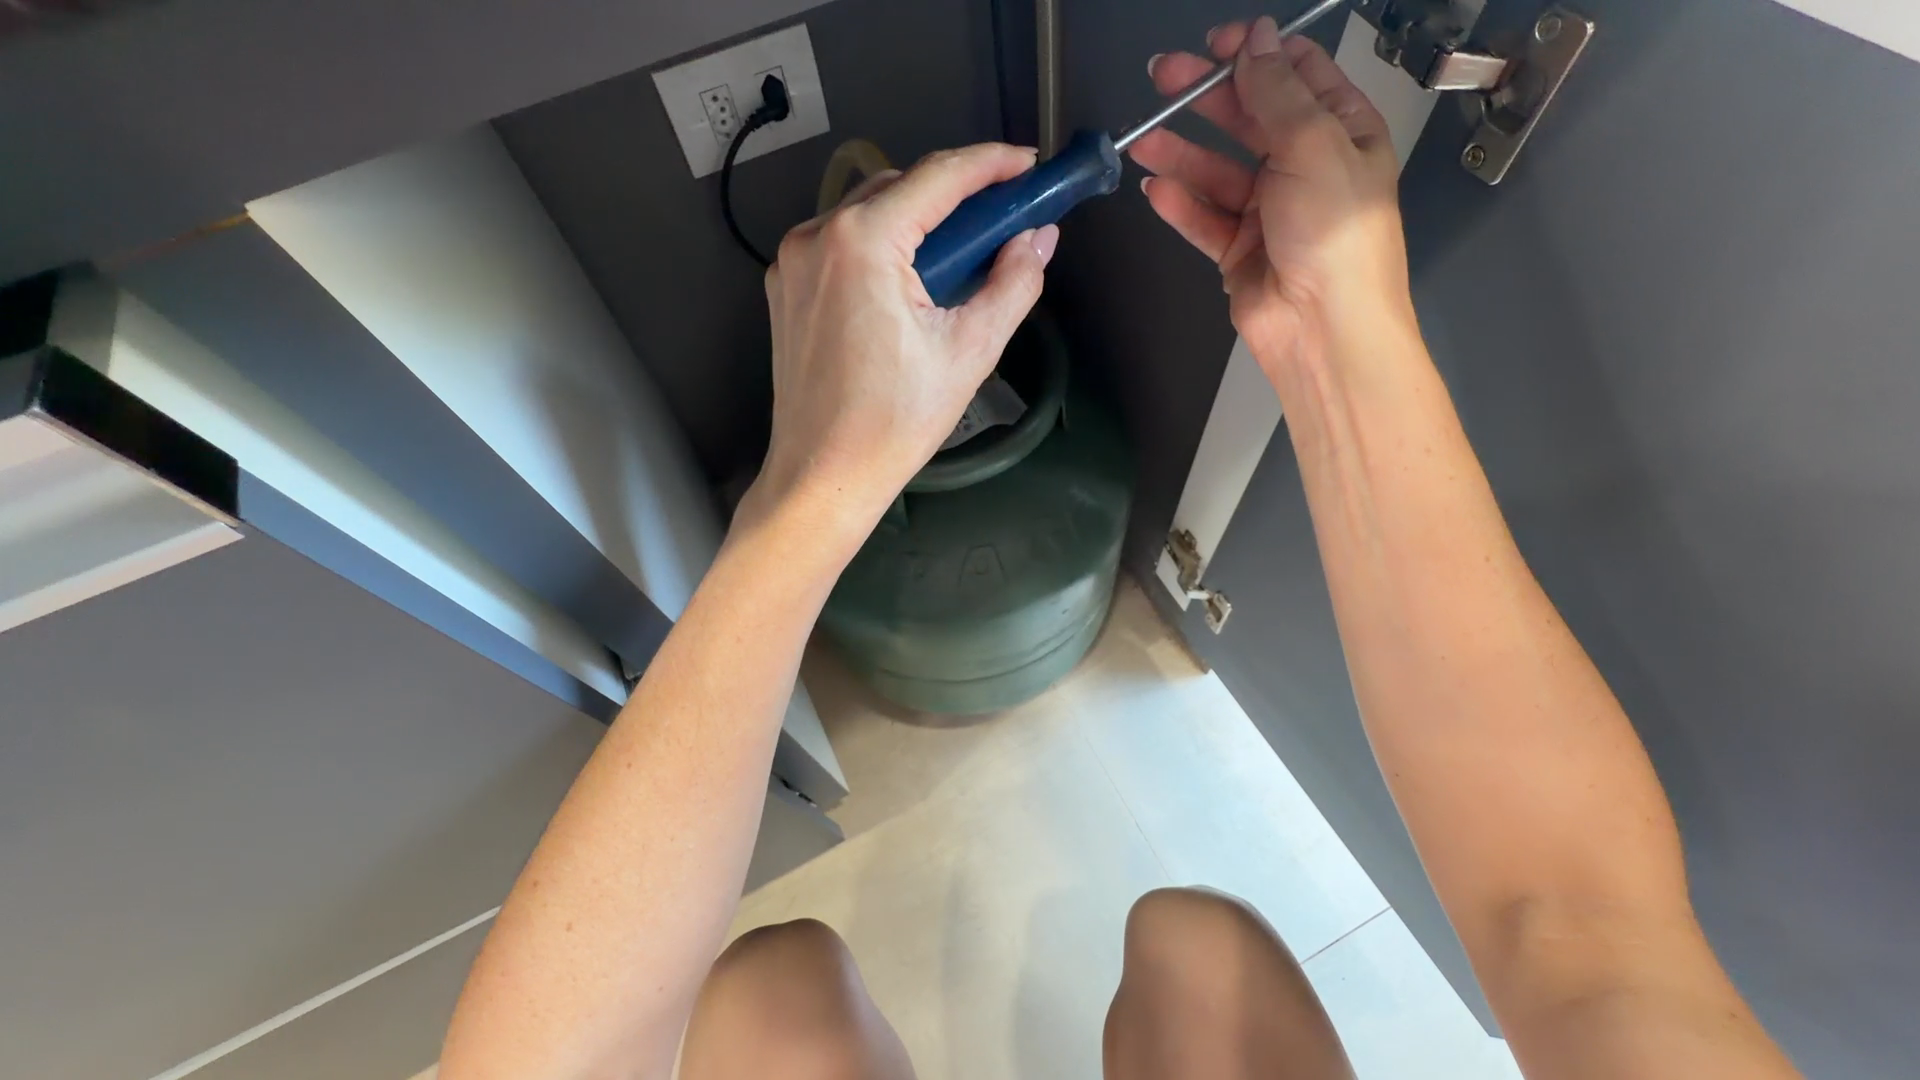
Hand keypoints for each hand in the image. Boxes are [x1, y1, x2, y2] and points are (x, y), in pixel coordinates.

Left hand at [745, 144, 1057, 538]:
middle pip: (901, 187)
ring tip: (959, 261)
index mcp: (863, 242)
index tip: (1030, 167)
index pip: (940, 176)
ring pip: (868, 212)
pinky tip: (909, 285)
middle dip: (956, 197)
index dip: (993, 163)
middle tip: (1003, 222)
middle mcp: (817, 236)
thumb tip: (1040, 239)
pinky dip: (881, 247)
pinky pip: (842, 244)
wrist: (822, 475)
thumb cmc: (896, 422)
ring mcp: (792, 261)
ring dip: (918, 222)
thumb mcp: (970, 351)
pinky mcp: (784, 288)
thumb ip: (1013, 284)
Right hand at [1133, 16, 1410, 383]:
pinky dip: (1179, 204)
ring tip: (1141, 141)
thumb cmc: (1335, 232)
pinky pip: (1204, 218)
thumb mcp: (1314, 144)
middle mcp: (1306, 167)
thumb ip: (1277, 92)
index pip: (1296, 76)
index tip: (1214, 44)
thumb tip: (1256, 38)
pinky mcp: (1239, 249)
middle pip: (1248, 118)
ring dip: (1180, 154)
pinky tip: (1155, 189)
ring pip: (1217, 170)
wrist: (1323, 326)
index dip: (1256, 53)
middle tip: (1161, 77)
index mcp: (1341, 132)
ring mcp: (1269, 210)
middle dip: (1205, 97)